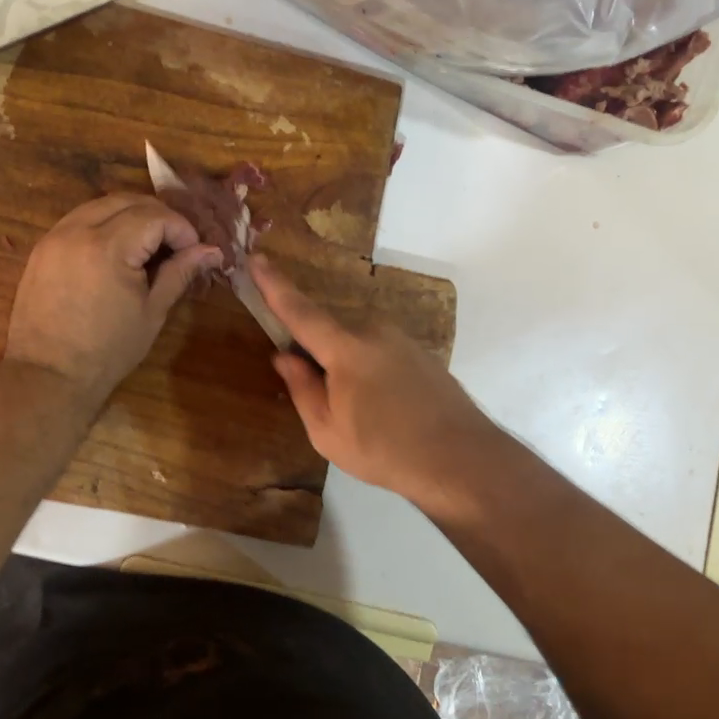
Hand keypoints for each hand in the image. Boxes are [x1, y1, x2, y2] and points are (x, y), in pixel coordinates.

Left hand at [5, 194, 222, 402]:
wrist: (48, 375)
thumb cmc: (108, 350)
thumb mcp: (152, 311)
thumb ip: (179, 272)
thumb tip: (212, 251)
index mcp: (108, 247)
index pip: (154, 216)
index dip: (181, 228)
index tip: (194, 250)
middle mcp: (78, 231)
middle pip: (126, 201)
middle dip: (157, 215)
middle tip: (176, 242)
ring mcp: (55, 237)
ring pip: (100, 204)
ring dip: (129, 214)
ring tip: (148, 243)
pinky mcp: (42, 247)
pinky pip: (79, 219)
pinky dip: (103, 223)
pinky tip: (117, 248)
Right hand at [251, 255, 506, 510]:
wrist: (462, 459)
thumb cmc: (386, 450)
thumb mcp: (327, 432)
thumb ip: (302, 389)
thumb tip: (285, 356)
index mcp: (346, 348)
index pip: (300, 311)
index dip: (274, 286)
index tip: (256, 258)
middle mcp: (374, 332)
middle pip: (329, 335)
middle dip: (318, 360)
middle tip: (326, 406)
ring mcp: (402, 340)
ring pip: (356, 347)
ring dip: (348, 371)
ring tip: (364, 419)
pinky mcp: (422, 354)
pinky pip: (380, 355)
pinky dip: (372, 376)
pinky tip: (387, 414)